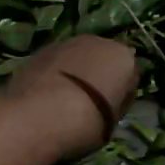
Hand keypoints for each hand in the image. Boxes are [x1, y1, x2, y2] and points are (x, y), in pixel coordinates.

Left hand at [4, 35, 138, 157]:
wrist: (38, 116)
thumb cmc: (85, 123)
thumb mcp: (113, 122)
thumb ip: (114, 103)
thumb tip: (109, 98)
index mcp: (123, 57)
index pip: (128, 74)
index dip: (119, 93)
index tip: (109, 110)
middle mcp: (95, 41)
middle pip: (100, 59)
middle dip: (95, 76)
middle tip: (86, 103)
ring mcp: (63, 43)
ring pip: (74, 58)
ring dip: (71, 73)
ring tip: (60, 100)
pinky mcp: (37, 52)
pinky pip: (52, 64)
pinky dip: (50, 75)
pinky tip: (42, 96)